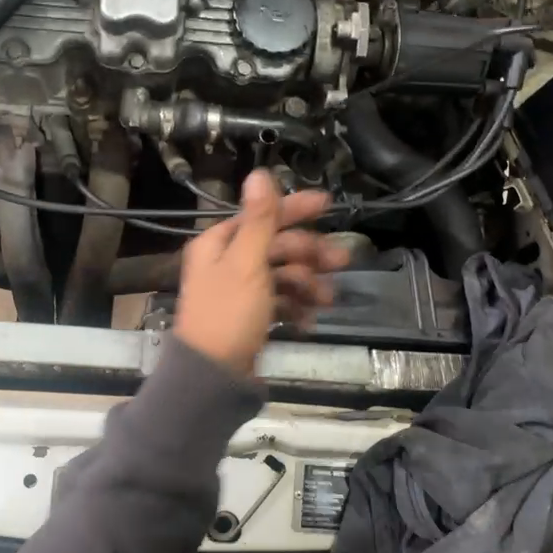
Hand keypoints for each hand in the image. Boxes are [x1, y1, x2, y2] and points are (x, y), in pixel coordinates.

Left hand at [173, 170, 349, 376]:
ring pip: (282, 275)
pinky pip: (279, 303)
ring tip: (326, 300)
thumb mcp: (246, 263)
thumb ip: (258, 220)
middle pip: (276, 246)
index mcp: (219, 244)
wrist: (212, 379)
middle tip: (340, 261)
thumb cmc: (227, 315)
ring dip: (307, 284)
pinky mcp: (250, 318)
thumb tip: (258, 173)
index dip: (295, 209)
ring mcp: (239, 292)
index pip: (262, 216)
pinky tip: (308, 321)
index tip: (328, 204)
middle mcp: (226, 263)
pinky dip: (295, 308)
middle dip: (308, 254)